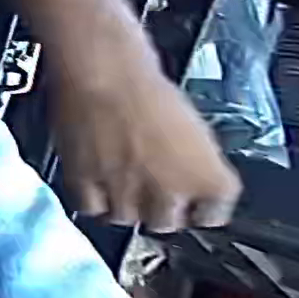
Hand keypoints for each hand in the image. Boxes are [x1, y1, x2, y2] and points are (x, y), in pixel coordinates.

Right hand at [54, 53, 240, 232]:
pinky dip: (88, 200)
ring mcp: (126, 186)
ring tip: (109, 189)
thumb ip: (187, 165)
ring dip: (118, 206)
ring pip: (124, 218)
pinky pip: (87, 204)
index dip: (189, 208)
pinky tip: (85, 185)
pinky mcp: (83, 177)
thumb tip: (175, 174)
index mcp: (214, 183)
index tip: (179, 202)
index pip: (209, 216)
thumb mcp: (191, 133)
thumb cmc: (146, 91)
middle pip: (163, 222)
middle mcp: (173, 191)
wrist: (101, 74)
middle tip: (139, 194)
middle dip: (151, 210)